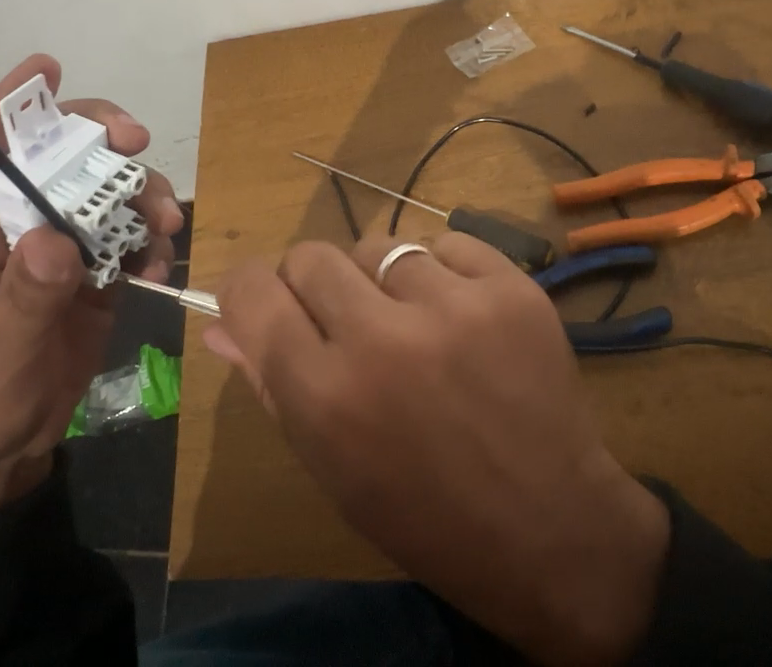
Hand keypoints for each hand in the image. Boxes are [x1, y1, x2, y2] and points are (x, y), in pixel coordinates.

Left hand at [0, 54, 183, 527]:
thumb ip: (24, 298)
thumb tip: (56, 237)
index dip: (13, 106)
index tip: (48, 67)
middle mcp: (21, 236)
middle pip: (60, 164)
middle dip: (100, 141)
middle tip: (138, 143)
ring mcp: (61, 262)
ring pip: (104, 201)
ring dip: (139, 197)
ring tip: (165, 224)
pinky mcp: (93, 290)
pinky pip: (127, 250)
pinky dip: (149, 250)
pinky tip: (160, 269)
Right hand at [204, 233, 668, 666]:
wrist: (549, 528)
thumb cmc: (423, 515)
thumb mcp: (330, 465)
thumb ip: (271, 383)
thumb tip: (222, 323)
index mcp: (326, 395)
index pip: (253, 292)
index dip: (250, 293)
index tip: (267, 306)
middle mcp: (383, 338)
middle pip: (311, 255)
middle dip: (314, 286)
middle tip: (346, 323)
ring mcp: (454, 306)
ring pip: (379, 245)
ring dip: (380, 281)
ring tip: (411, 325)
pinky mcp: (512, 288)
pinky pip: (446, 244)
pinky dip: (441, 273)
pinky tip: (458, 316)